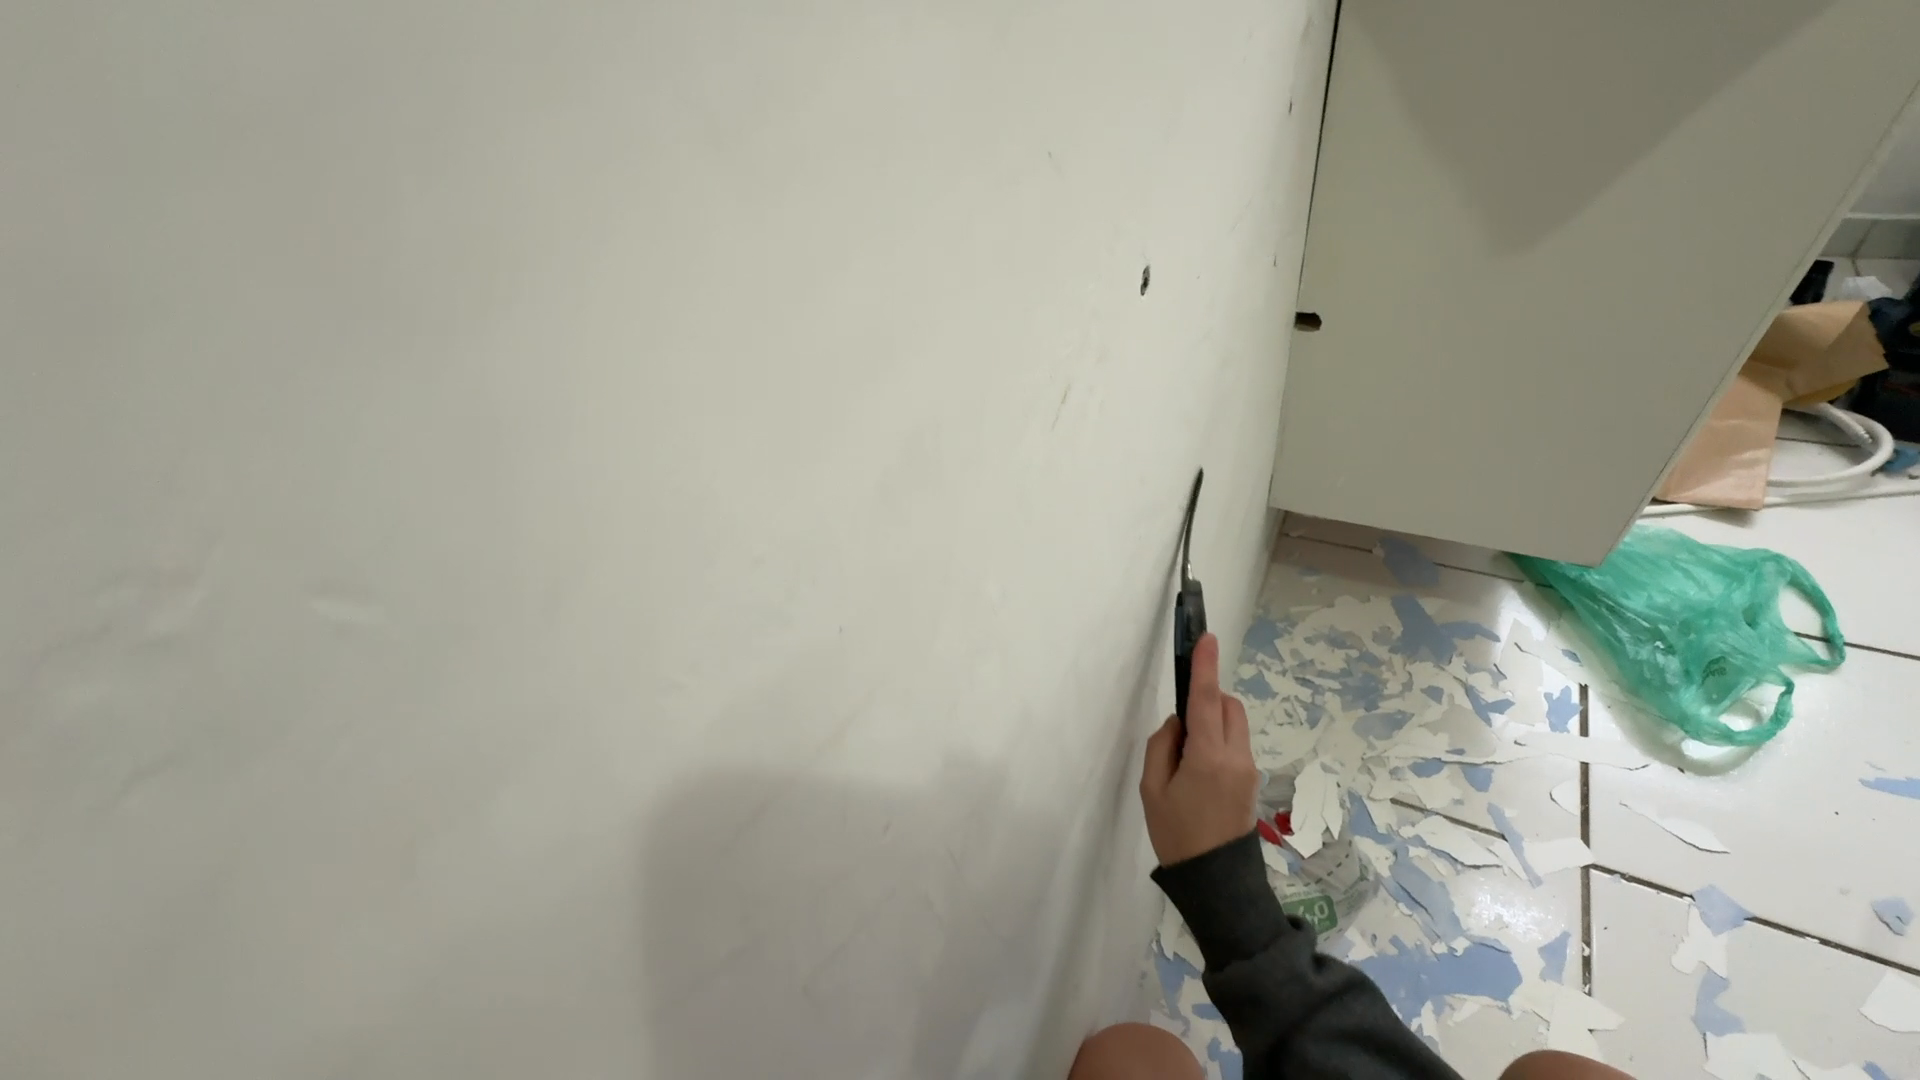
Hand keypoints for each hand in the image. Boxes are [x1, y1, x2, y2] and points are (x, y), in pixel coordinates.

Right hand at [1139, 633, 1258, 866]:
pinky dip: (1219, 741)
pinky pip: (1236, 744)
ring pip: (1235, 724)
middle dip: (1209, 699)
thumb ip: (1162, 745)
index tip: (1207, 637)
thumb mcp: (1152, 789)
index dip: (1206, 666)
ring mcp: (1249, 769)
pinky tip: (1198, 771)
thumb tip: (1179, 724)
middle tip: (1181, 726)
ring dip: (1214, 721)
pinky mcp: (1252, 780)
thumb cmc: (1176, 834)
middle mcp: (1236, 756)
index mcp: (1208, 756)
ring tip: (1186, 758)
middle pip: (1229, 706)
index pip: (1208, 699)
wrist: (1215, 880)